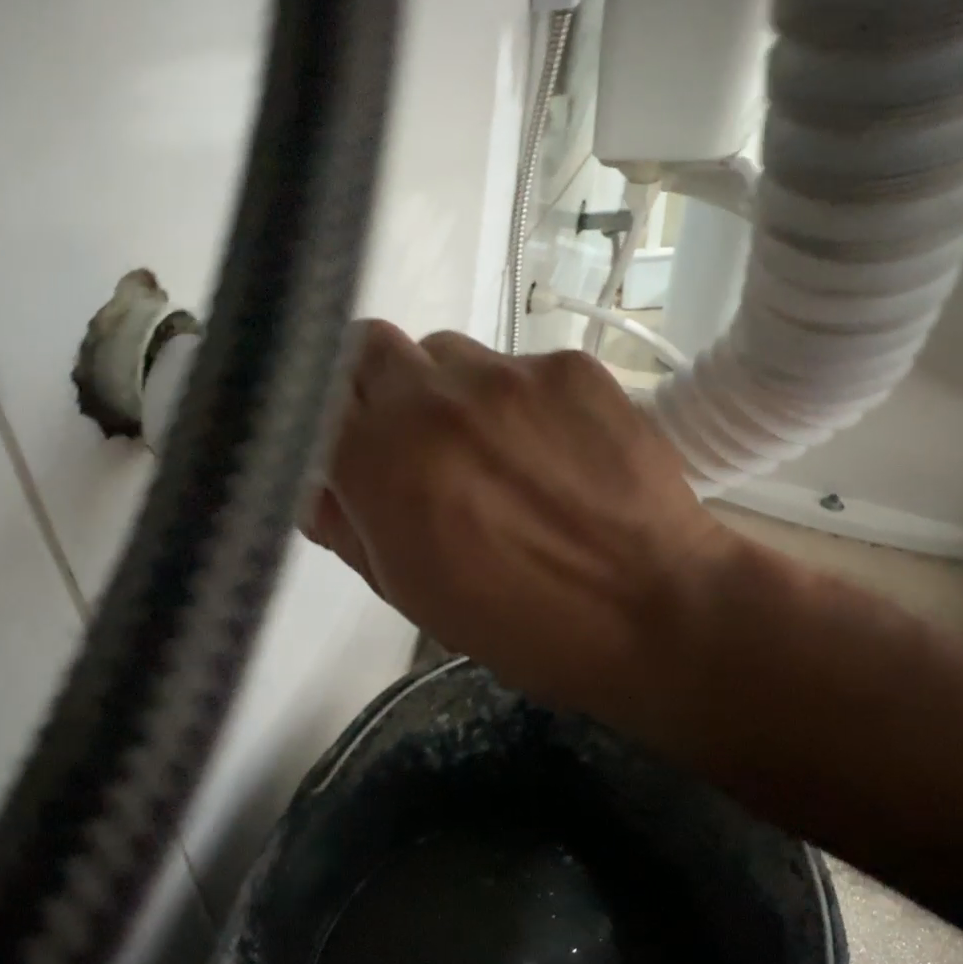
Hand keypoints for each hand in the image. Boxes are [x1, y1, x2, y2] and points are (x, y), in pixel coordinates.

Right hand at [302, 321, 732, 711]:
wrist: (653, 609)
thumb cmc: (514, 620)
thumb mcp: (404, 587)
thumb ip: (343, 524)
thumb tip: (315, 483)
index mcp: (380, 462)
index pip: (310, 392)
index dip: (317, 415)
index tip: (334, 437)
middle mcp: (432, 399)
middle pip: (365, 343)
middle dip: (367, 380)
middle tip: (396, 427)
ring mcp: (504, 374)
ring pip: (439, 349)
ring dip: (439, 387)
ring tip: (480, 442)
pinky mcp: (567, 365)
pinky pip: (510, 362)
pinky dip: (507, 396)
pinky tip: (542, 446)